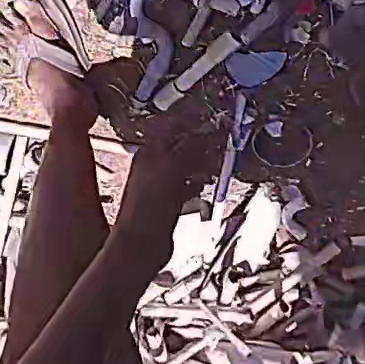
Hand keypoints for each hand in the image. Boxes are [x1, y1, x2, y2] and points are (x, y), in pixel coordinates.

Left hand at [108, 122, 220, 275]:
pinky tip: (207, 183)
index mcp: (150, 150)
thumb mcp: (174, 166)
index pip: (174, 124)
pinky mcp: (170, 202)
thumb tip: (211, 127)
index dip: (195, 118)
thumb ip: (193, 144)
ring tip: (218, 159)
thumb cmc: (149, 206)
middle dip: (203, 139)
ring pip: (188, 163)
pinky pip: (189, 184)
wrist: (142, 247)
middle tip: (222, 137)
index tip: (215, 116)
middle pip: (183, 143)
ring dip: (204, 160)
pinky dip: (200, 180)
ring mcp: (162, 184)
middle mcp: (155, 164)